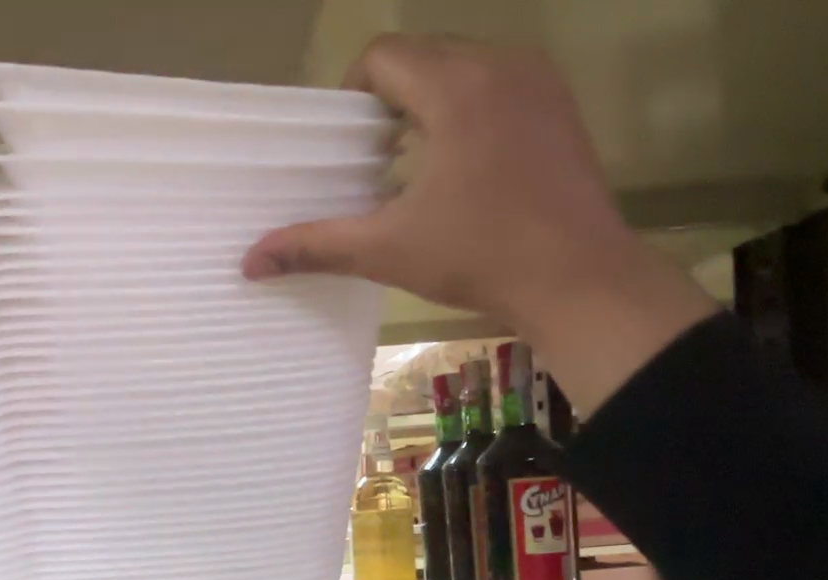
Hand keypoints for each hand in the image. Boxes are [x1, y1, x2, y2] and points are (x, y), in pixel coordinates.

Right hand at [242, 35, 715, 413]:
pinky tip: (457, 166)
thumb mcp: (385, 250)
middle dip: (386, 97)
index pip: (384, 55)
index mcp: (457, 88)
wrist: (578, 277)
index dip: (351, 93)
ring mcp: (538, 81)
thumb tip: (249, 262)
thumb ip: (314, 245)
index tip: (344, 143)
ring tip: (408, 161)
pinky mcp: (559, 104)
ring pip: (460, 65)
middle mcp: (501, 65)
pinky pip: (496, 82)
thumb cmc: (478, 256)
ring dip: (425, 101)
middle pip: (421, 54)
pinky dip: (464, 108)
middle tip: (368, 156)